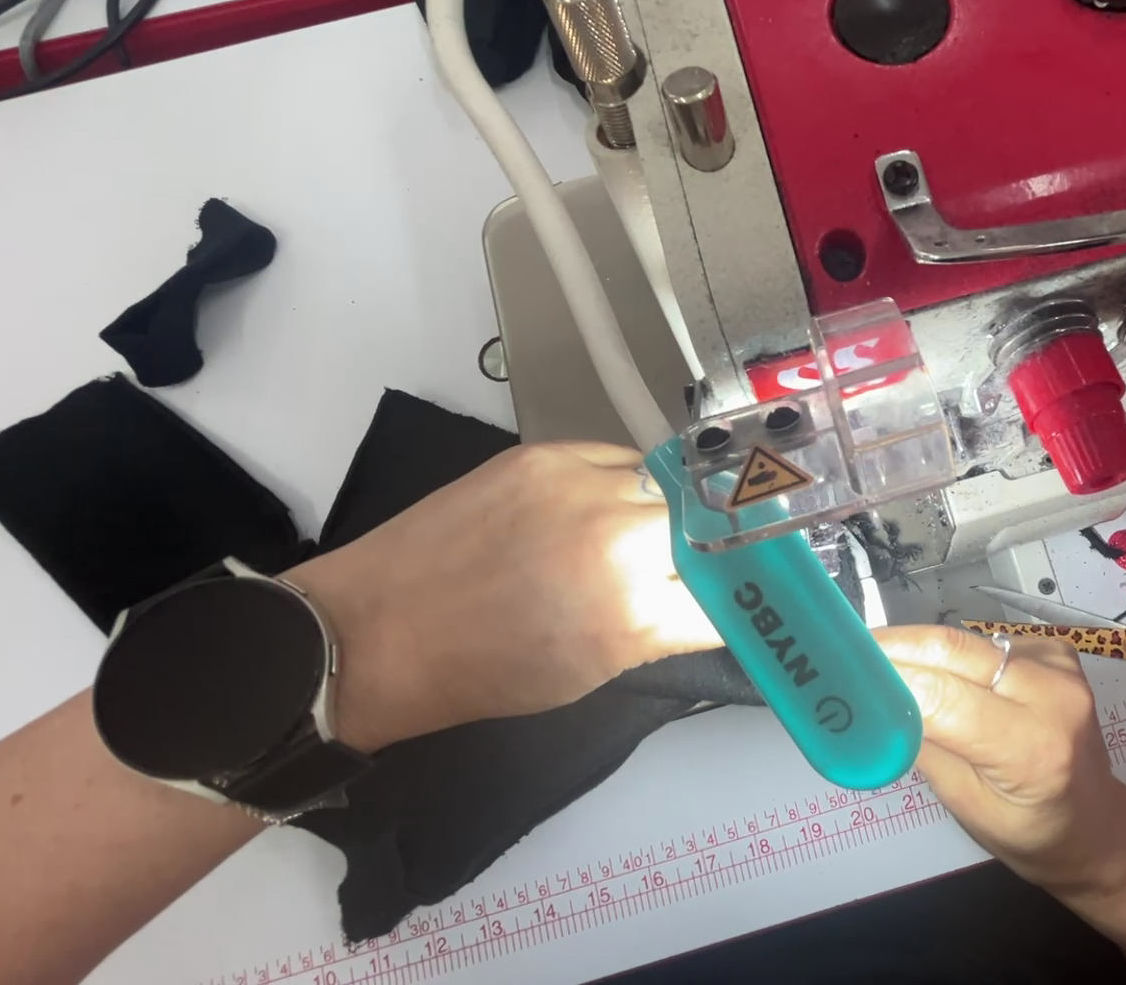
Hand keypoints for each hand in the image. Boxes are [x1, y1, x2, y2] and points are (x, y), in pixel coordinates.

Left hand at [283, 441, 718, 751]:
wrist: (376, 629)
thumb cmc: (487, 671)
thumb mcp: (594, 670)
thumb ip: (665, 628)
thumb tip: (718, 602)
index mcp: (633, 612)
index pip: (730, 590)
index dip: (745, 592)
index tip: (748, 593)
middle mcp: (620, 537)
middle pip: (711, 526)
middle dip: (712, 548)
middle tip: (695, 562)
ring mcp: (583, 485)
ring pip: (669, 486)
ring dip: (670, 512)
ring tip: (645, 533)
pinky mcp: (547, 454)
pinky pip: (620, 459)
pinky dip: (627, 483)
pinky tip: (606, 504)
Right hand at [875, 625, 1125, 898]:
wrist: (1100, 827)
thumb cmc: (1033, 835)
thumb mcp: (966, 806)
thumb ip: (922, 745)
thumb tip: (873, 700)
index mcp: (1033, 749)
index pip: (943, 696)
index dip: (889, 675)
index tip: (843, 666)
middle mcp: (1052, 694)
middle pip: (953, 650)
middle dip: (895, 646)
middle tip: (848, 649)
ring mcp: (1058, 665)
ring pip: (965, 641)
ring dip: (921, 648)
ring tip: (885, 665)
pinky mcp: (1055, 649)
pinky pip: (986, 643)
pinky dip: (955, 655)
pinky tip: (946, 676)